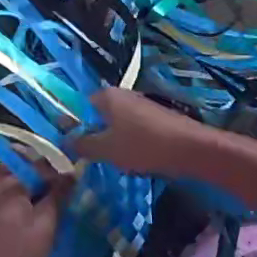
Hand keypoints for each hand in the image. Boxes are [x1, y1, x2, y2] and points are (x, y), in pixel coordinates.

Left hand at [0, 164, 71, 256]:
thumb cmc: (19, 251)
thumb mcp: (45, 223)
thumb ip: (58, 194)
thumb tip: (71, 172)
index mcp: (9, 180)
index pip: (40, 163)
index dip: (59, 170)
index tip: (75, 180)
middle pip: (24, 165)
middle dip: (43, 172)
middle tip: (62, 187)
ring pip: (14, 176)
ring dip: (32, 182)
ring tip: (49, 197)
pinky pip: (6, 188)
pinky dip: (21, 191)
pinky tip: (32, 206)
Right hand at [71, 87, 210, 174]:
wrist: (190, 149)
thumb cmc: (142, 144)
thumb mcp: (105, 149)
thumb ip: (82, 145)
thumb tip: (65, 142)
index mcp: (106, 96)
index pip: (79, 107)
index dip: (72, 127)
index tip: (71, 148)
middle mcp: (123, 95)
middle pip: (98, 116)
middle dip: (93, 136)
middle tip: (90, 158)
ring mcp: (141, 105)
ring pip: (116, 125)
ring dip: (112, 142)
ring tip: (112, 162)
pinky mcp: (156, 118)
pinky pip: (133, 130)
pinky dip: (130, 144)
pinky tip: (133, 160)